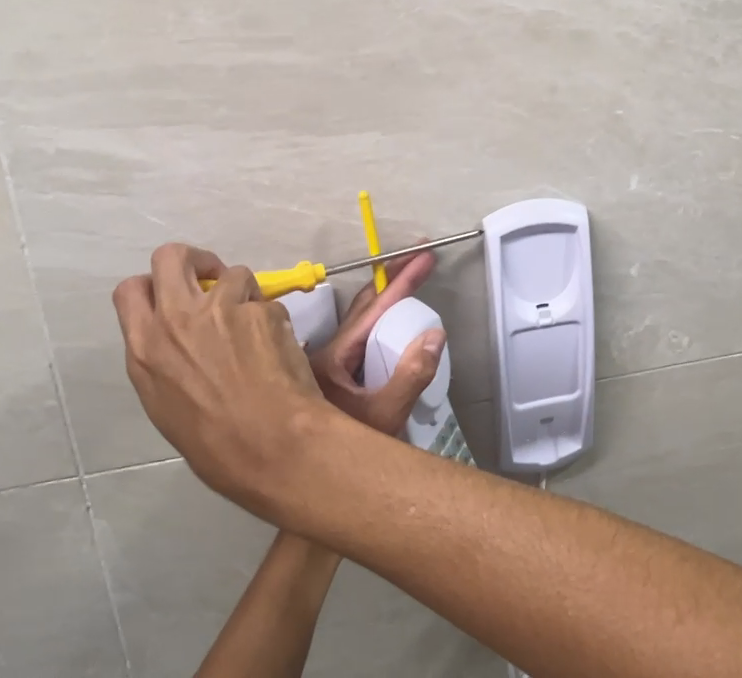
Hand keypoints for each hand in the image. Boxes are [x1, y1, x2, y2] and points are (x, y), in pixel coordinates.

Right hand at [113, 244, 337, 518]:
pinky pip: (267, 302)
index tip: (170, 295)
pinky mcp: (264, 310)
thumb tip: (175, 340)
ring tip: (252, 325)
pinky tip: (277, 346)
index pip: (131, 289)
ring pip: (234, 273)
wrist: (271, 442)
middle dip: (193, 260)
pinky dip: (271, 318)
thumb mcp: (163, 401)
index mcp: (146, 346)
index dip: (151, 286)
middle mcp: (180, 317)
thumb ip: (163, 357)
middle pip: (172, 256)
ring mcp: (225, 308)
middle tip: (208, 275)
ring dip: (242, 291)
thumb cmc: (212, 441)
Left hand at [310, 250, 446, 436]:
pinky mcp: (327, 380)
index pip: (372, 311)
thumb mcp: (385, 416)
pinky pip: (354, 342)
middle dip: (392, 282)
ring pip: (356, 324)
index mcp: (331, 360)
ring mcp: (324, 368)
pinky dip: (375, 323)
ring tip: (405, 279)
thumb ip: (412, 376)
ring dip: (383, 301)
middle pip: (363, 309)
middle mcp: (323, 357)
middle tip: (418, 258)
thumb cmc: (343, 453)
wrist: (306, 485)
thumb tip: (435, 334)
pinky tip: (389, 322)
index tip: (423, 256)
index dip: (400, 281)